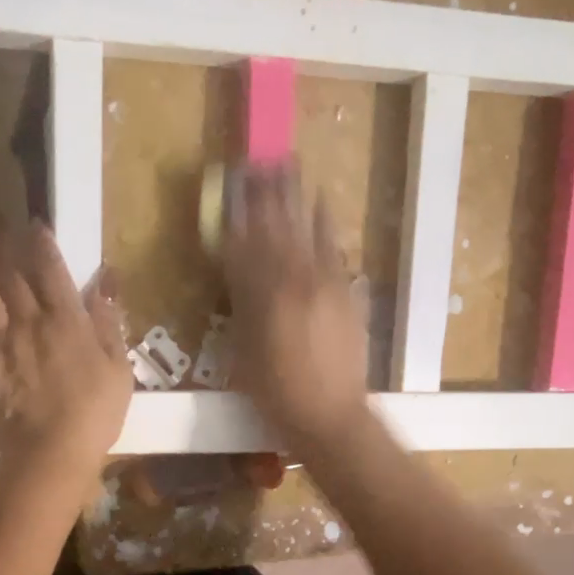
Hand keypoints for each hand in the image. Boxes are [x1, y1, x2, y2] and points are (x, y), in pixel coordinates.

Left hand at [0, 219, 132, 479]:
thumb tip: (107, 278)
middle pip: (12, 274)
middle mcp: (28, 322)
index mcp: (66, 320)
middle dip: (4, 241)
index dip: (41, 242)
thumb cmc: (95, 413)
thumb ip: (109, 321)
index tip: (32, 221)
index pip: (51, 269)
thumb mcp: (118, 366)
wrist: (52, 452)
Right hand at [221, 164, 369, 450]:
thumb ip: (241, 306)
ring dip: (293, 196)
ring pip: (305, 229)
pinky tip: (321, 202)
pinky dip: (325, 223)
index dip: (234, 212)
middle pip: (275, 227)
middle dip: (263, 192)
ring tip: (287, 163)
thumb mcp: (244, 353)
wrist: (331, 417)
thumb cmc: (276, 395)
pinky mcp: (345, 292)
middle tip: (257, 157)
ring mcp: (324, 283)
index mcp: (263, 297)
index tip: (228, 183)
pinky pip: (334, 247)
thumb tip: (237, 269)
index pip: (243, 244)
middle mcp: (295, 281)